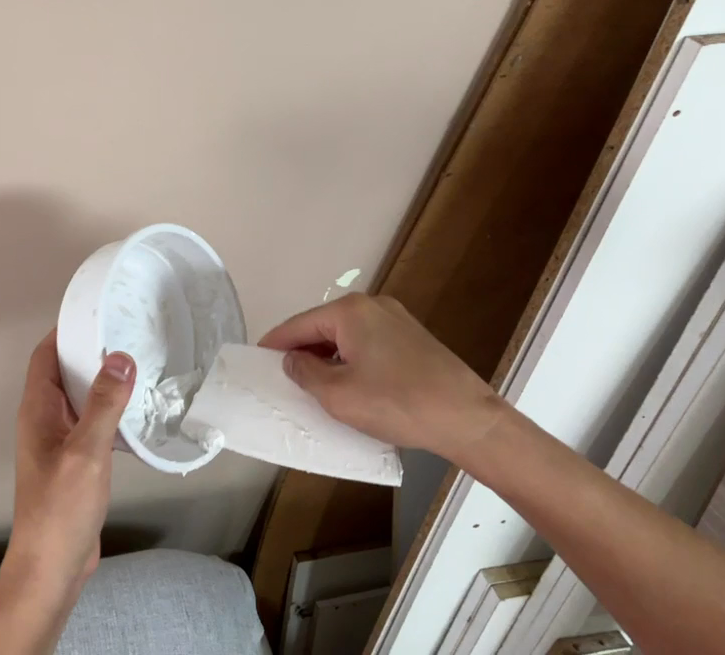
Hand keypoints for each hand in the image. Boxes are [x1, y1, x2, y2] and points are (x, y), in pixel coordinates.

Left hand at [4, 331, 135, 588]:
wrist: (52, 567)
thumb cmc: (60, 508)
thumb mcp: (86, 452)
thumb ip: (102, 404)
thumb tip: (119, 357)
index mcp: (37, 410)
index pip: (45, 355)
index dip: (65, 331)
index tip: (96, 313)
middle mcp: (43, 420)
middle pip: (62, 372)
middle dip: (88, 351)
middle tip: (125, 334)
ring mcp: (57, 442)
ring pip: (78, 399)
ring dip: (101, 382)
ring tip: (136, 366)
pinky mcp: (74, 463)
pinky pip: (90, 423)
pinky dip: (109, 411)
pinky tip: (135, 413)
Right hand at [258, 293, 507, 462]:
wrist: (468, 419)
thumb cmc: (397, 404)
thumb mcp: (338, 395)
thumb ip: (306, 373)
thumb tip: (293, 360)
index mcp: (349, 311)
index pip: (298, 325)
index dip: (274, 344)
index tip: (255, 359)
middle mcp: (372, 305)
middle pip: (323, 326)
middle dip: (302, 350)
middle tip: (283, 376)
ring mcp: (396, 319)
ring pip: (347, 335)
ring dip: (328, 356)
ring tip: (314, 384)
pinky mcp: (413, 338)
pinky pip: (368, 343)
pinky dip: (351, 359)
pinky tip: (350, 382)